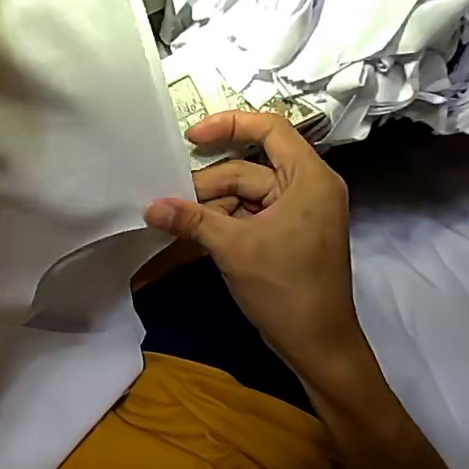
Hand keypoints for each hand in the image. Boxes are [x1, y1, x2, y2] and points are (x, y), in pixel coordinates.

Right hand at [144, 111, 366, 379]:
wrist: (318, 344)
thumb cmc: (285, 289)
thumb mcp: (234, 249)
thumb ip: (192, 221)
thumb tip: (150, 207)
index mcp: (308, 178)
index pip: (270, 128)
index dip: (229, 124)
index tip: (191, 138)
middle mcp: (306, 187)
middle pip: (247, 170)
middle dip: (207, 187)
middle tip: (168, 205)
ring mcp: (296, 213)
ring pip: (243, 196)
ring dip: (210, 209)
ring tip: (175, 224)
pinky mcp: (285, 235)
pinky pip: (249, 217)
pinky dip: (222, 224)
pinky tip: (193, 235)